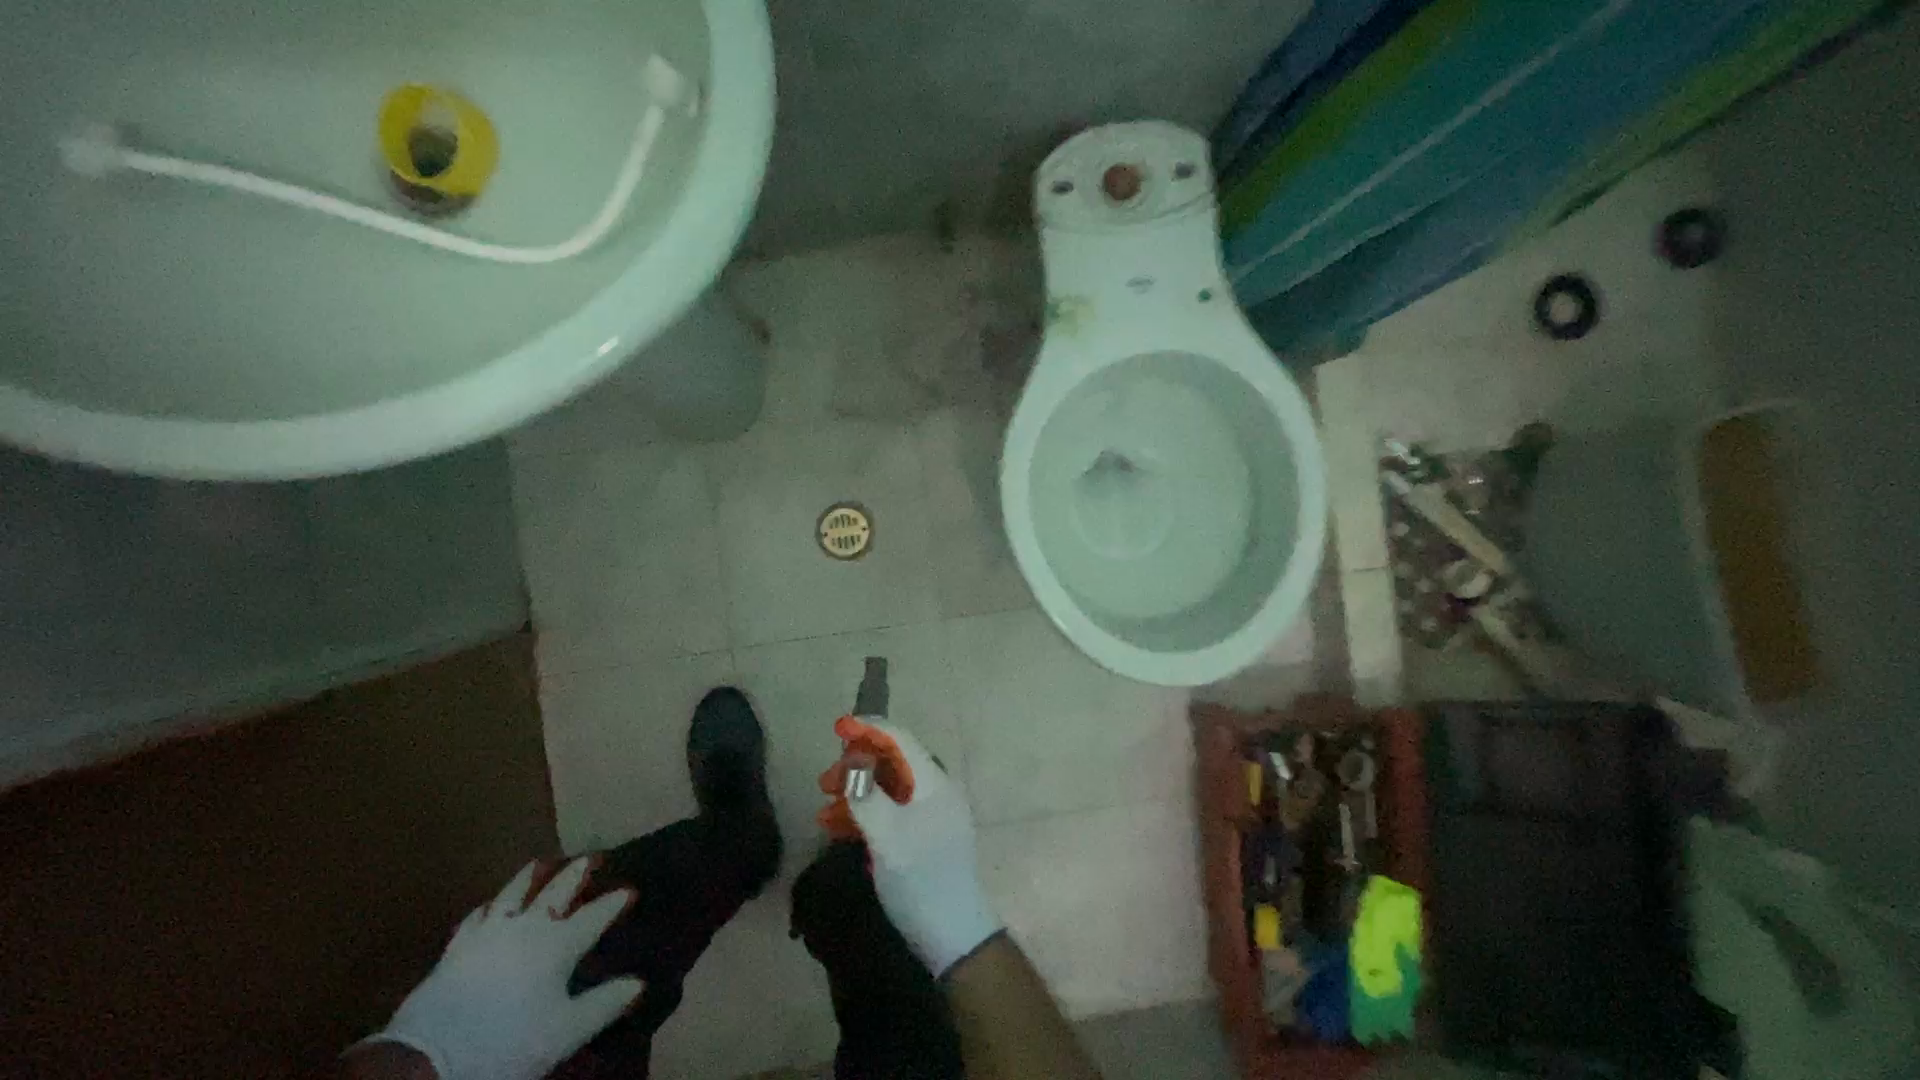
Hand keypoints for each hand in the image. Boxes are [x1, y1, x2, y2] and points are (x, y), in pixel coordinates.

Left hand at [363, 858, 642, 1079]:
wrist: (431, 1059)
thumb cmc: (508, 1042)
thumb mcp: (566, 1031)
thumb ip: (604, 1004)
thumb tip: (638, 982)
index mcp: (557, 944)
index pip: (593, 916)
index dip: (613, 903)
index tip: (630, 890)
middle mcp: (525, 928)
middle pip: (554, 893)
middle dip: (574, 874)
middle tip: (589, 857)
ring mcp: (487, 935)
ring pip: (512, 894)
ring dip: (530, 877)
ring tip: (540, 863)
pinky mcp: (455, 949)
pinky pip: (476, 917)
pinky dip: (489, 906)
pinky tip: (489, 904)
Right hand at [844, 724, 1002, 975]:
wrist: (952, 936)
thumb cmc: (920, 880)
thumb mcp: (887, 836)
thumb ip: (868, 794)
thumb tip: (857, 758)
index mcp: (933, 784)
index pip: (900, 740)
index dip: (869, 729)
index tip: (837, 728)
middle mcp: (935, 793)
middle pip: (892, 763)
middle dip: (856, 765)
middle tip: (824, 781)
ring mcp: (930, 817)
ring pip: (888, 789)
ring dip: (856, 793)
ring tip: (824, 809)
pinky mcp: (922, 840)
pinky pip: (890, 813)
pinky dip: (865, 815)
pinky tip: (839, 828)